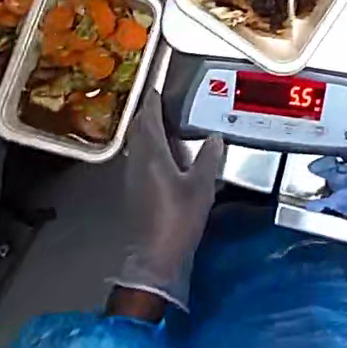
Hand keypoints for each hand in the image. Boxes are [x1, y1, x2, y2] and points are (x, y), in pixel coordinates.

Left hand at [111, 89, 223, 310]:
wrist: (154, 257)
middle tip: (160, 104)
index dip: (152, 103)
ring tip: (162, 125)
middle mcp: (137, 161)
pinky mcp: (133, 190)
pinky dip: (146, 147)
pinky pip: (137, 158)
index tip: (156, 90)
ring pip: (135, 144)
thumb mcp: (200, 187)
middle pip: (137, 129)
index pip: (148, 119)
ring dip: (145, 131)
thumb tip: (215, 138)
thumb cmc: (178, 219)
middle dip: (146, 114)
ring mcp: (131, 177)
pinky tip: (160, 155)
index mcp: (152, 155)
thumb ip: (208, 159)